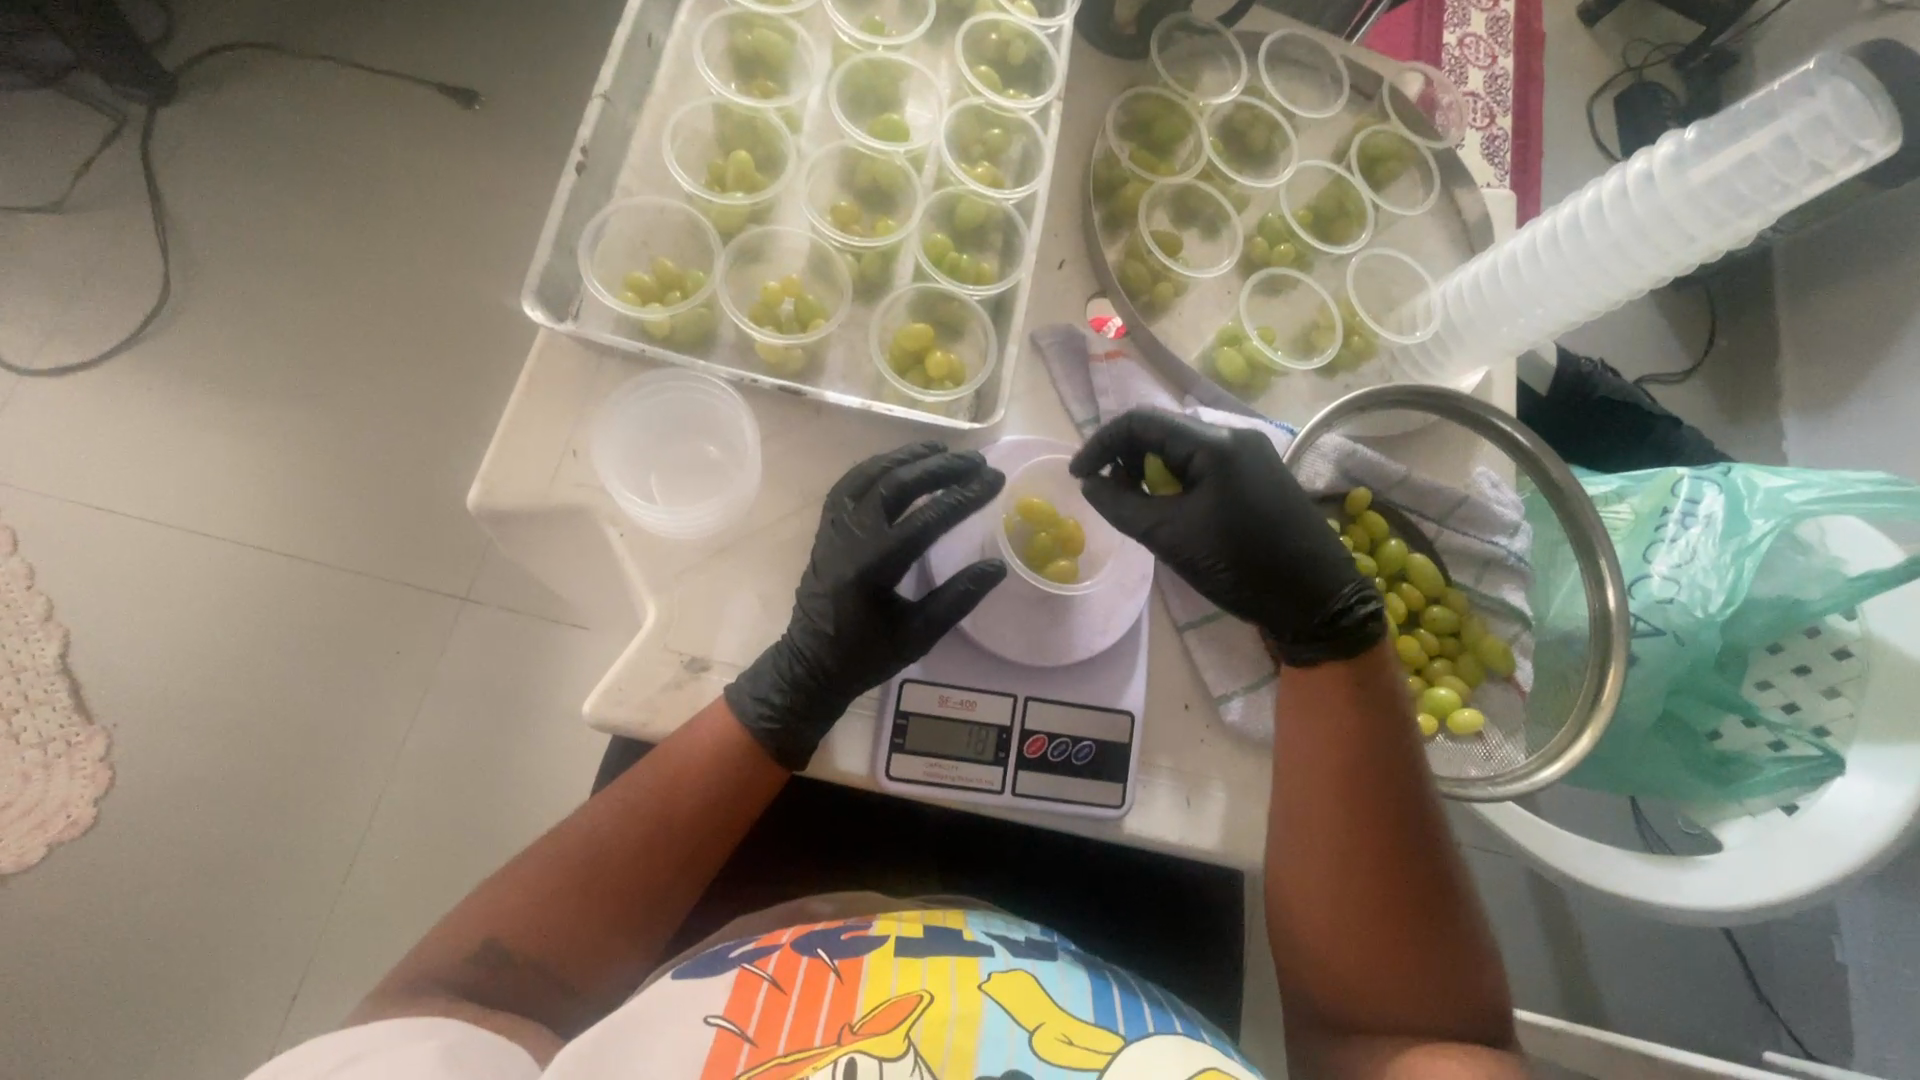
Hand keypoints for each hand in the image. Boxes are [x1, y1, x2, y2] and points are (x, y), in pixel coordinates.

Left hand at [725, 442, 1007, 769]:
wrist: (811, 663)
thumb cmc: (867, 655)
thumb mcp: (919, 636)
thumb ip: (958, 598)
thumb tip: (997, 566)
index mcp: (874, 567)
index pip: (926, 519)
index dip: (963, 496)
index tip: (994, 480)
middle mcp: (850, 538)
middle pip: (897, 485)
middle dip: (940, 468)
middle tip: (976, 461)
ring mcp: (834, 528)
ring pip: (870, 476)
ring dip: (908, 458)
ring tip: (944, 450)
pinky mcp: (827, 527)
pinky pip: (850, 484)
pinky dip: (877, 467)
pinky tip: (900, 462)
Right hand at [1070, 409, 1383, 667]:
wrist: (1316, 599)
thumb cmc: (1241, 566)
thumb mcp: (1171, 538)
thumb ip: (1122, 505)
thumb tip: (1090, 484)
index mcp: (1215, 443)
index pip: (1141, 422)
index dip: (1101, 444)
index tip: (1078, 476)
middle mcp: (1234, 436)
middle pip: (1162, 430)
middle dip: (1125, 457)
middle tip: (1108, 494)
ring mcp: (1250, 455)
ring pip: (1181, 448)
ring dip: (1149, 470)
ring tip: (1136, 506)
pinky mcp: (1257, 476)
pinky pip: (1203, 465)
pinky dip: (1175, 481)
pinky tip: (1169, 510)